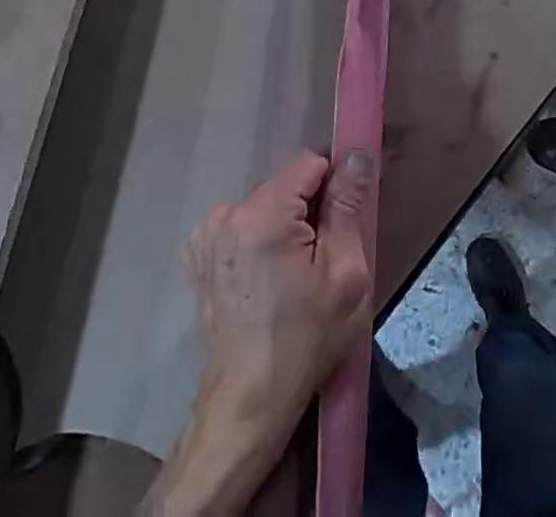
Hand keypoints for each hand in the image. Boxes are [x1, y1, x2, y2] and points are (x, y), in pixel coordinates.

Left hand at [148, 150, 374, 515]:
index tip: (345, 219)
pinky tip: (267, 278)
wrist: (250, 398)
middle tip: (322, 258)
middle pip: (286, 186)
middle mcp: (227, 215)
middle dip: (310, 210)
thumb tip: (357, 156)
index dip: (335, 184)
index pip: (309, 163)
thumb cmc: (306, 337)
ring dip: (285, 226)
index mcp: (262, 215)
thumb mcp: (345, 273)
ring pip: (265, 206)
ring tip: (294, 274)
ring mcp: (206, 236)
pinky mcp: (198, 256)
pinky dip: (259, 241)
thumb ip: (348, 206)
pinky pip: (242, 226)